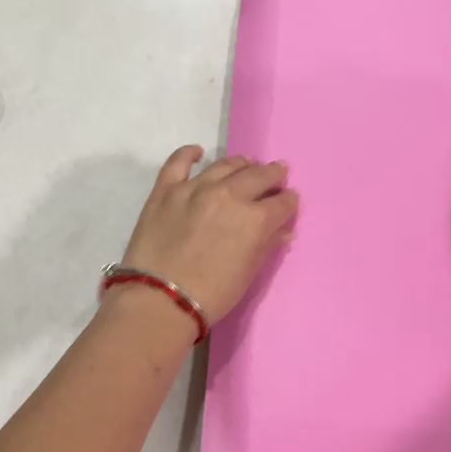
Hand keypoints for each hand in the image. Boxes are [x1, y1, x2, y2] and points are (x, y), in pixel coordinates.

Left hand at [117, 146, 299, 325]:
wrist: (160, 300)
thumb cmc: (212, 295)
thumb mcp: (248, 274)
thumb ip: (267, 246)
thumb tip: (283, 231)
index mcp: (255, 219)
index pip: (282, 203)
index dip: (289, 201)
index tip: (290, 200)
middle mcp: (229, 195)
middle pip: (258, 176)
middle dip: (272, 174)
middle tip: (277, 172)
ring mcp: (195, 188)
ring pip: (225, 165)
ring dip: (241, 164)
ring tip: (247, 164)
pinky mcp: (166, 189)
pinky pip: (178, 162)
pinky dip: (189, 153)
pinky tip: (197, 151)